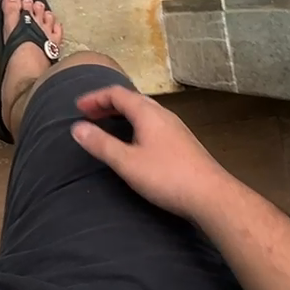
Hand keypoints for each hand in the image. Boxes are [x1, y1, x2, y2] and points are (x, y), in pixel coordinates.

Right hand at [71, 85, 240, 220]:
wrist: (212, 196)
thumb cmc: (167, 177)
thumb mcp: (127, 162)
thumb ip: (101, 144)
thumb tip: (76, 127)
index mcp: (147, 112)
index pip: (116, 94)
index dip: (95, 98)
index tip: (78, 107)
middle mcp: (162, 114)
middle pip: (131, 99)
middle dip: (107, 104)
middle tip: (90, 115)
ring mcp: (175, 127)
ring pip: (144, 111)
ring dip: (122, 113)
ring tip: (108, 125)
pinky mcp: (183, 142)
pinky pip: (153, 122)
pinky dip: (135, 123)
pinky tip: (135, 141)